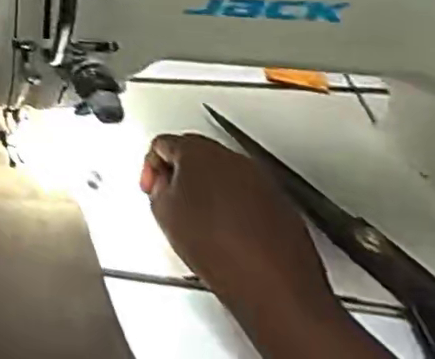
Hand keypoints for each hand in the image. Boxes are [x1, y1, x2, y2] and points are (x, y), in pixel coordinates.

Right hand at [141, 134, 337, 320]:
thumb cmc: (221, 250)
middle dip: (181, 174)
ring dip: (209, 190)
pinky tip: (227, 231)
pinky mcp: (284, 206)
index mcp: (197, 152)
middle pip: (195, 154)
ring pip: (224, 174)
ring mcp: (263, 182)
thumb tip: (165, 186)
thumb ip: (158, 186)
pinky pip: (249, 195)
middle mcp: (233, 160)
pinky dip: (236, 207)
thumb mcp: (163, 212)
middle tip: (172, 197)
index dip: (151, 166)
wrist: (274, 289)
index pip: (162, 144)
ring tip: (202, 220)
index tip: (152, 185)